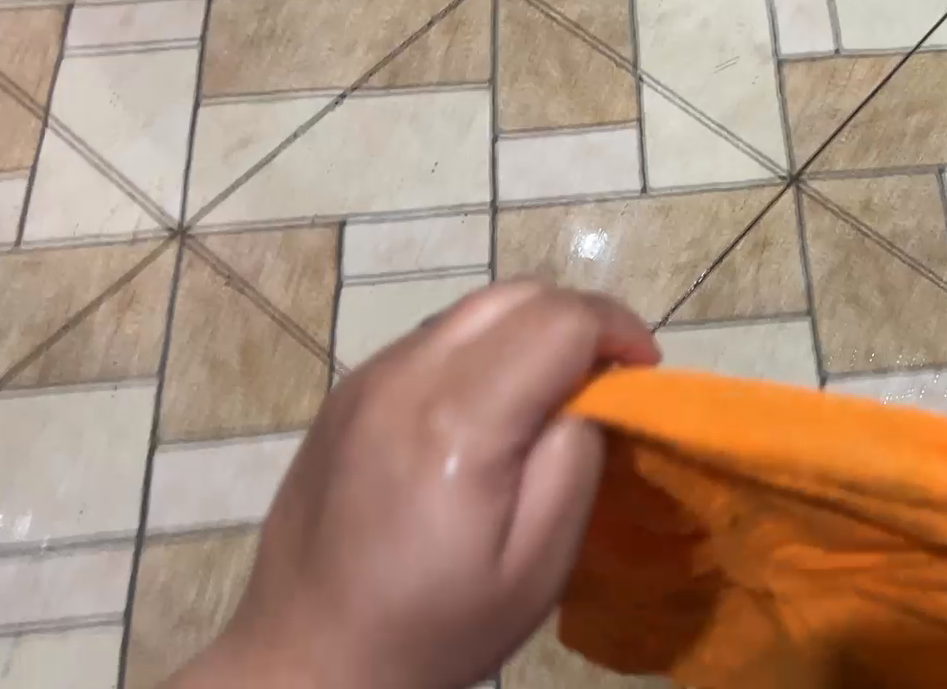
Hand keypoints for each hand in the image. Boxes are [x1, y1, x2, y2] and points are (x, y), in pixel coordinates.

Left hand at [168, 282, 660, 688]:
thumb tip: (590, 393)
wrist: (303, 662)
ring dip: (536, 325)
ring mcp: (373, 373)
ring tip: (557, 380)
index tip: (644, 368)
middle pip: (522, 294)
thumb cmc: (433, 625)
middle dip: (583, 317)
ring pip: (481, 304)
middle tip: (609, 371)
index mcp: (459, 419)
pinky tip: (494, 396)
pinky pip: (442, 331)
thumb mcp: (536, 565)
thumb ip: (576, 460)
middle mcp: (410, 374)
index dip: (617, 328)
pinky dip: (491, 341)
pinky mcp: (353, 385)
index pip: (560, 321)